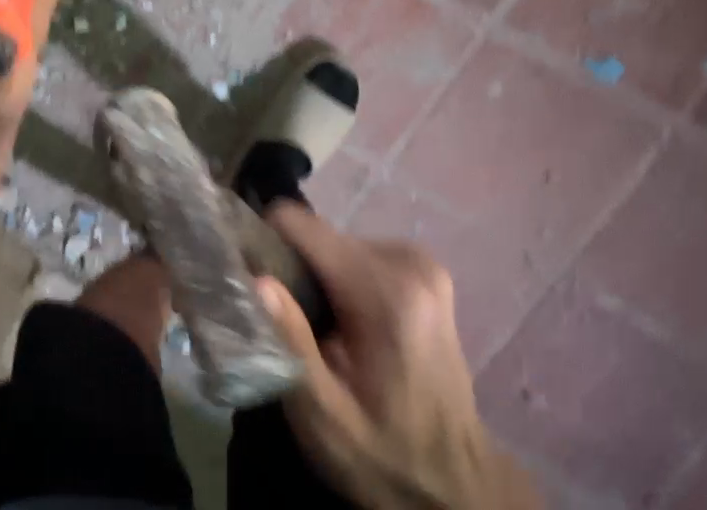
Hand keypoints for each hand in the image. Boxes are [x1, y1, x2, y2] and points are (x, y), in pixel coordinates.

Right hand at [256, 204, 539, 509]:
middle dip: (289, 271)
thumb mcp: (322, 415)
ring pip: (331, 243)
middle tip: (285, 326)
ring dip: (312, 279)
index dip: (261, 246)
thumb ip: (289, 342)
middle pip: (314, 235)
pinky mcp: (426, 276)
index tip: (248, 286)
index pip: (296, 224)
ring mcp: (423, 267)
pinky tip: (339, 328)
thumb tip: (255, 279)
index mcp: (386, 291)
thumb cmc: (383, 455)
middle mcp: (409, 264)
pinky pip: (355, 256)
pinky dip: (337, 282)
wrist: (458, 489)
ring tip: (313, 332)